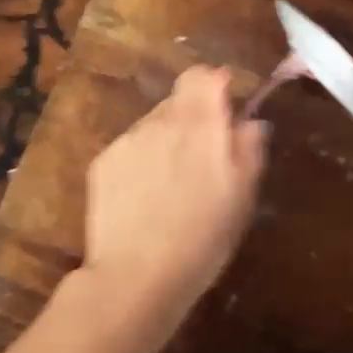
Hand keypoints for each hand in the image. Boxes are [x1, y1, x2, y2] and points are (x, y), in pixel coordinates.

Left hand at [80, 66, 268, 329]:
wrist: (136, 277)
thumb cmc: (202, 241)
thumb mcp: (241, 199)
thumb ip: (248, 150)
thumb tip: (250, 122)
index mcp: (201, 125)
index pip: (202, 76)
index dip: (214, 87)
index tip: (224, 111)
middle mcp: (161, 122)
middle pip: (177, 101)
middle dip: (192, 121)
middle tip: (202, 161)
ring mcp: (127, 140)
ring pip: (152, 125)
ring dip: (166, 142)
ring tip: (171, 187)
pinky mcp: (102, 162)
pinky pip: (130, 149)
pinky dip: (141, 163)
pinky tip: (144, 199)